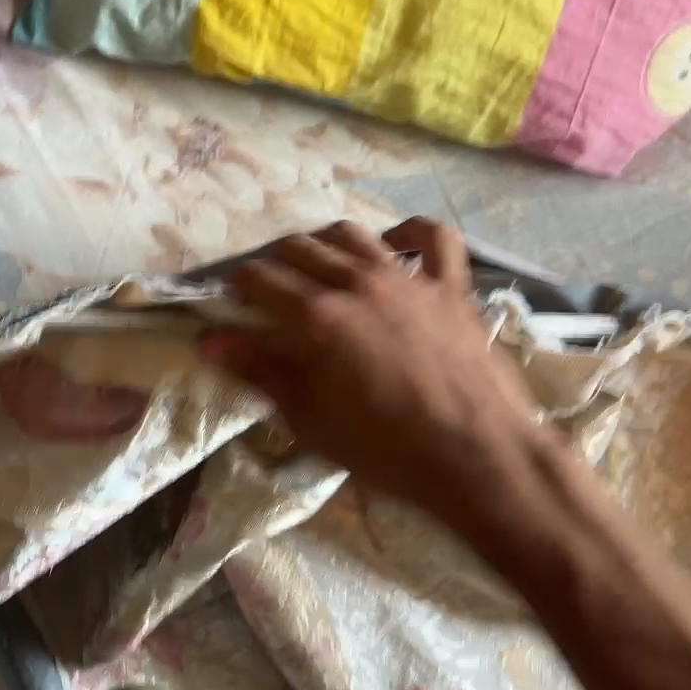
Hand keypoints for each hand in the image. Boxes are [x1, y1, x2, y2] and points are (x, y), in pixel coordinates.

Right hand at [203, 218, 542, 524]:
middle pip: (299, 249)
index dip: (238, 285)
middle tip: (268, 289)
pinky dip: (408, 232)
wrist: (480, 457)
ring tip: (317, 265)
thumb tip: (210, 343)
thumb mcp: (307, 418)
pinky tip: (392, 243)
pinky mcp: (450, 287)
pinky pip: (433, 238)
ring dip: (323, 243)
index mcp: (316, 318)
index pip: (259, 280)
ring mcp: (407, 280)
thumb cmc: (384, 447)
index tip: (231, 299)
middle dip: (272, 263)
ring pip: (351, 234)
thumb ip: (259, 371)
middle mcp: (356, 284)